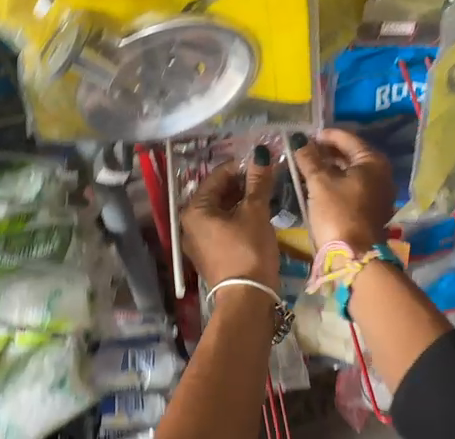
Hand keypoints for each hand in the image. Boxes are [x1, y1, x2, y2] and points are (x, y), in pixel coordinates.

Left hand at [180, 145, 280, 287]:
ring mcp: (198, 241)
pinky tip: (257, 214)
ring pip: (221, 209)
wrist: (247, 300)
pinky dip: (237, 216)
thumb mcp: (255, 212)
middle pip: (217, 192)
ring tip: (264, 194)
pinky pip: (222, 226)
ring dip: (241, 199)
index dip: (241, 166)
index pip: (218, 175)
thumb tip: (261, 154)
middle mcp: (189, 223)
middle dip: (241, 183)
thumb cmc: (248, 250)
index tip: (262, 162)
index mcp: (195, 209)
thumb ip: (258, 182)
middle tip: (265, 177)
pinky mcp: (209, 254)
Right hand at [293, 128, 394, 251]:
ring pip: (350, 172)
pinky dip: (336, 182)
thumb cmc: (338, 213)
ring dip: (329, 168)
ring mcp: (378, 193)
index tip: (305, 136)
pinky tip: (318, 185)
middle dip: (326, 152)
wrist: (353, 257)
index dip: (324, 135)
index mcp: (373, 161)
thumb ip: (309, 158)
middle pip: (350, 154)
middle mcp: (381, 173)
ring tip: (306, 167)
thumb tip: (300, 141)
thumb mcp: (320, 182)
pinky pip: (352, 186)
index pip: (347, 138)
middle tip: (303, 151)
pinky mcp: (372, 209)